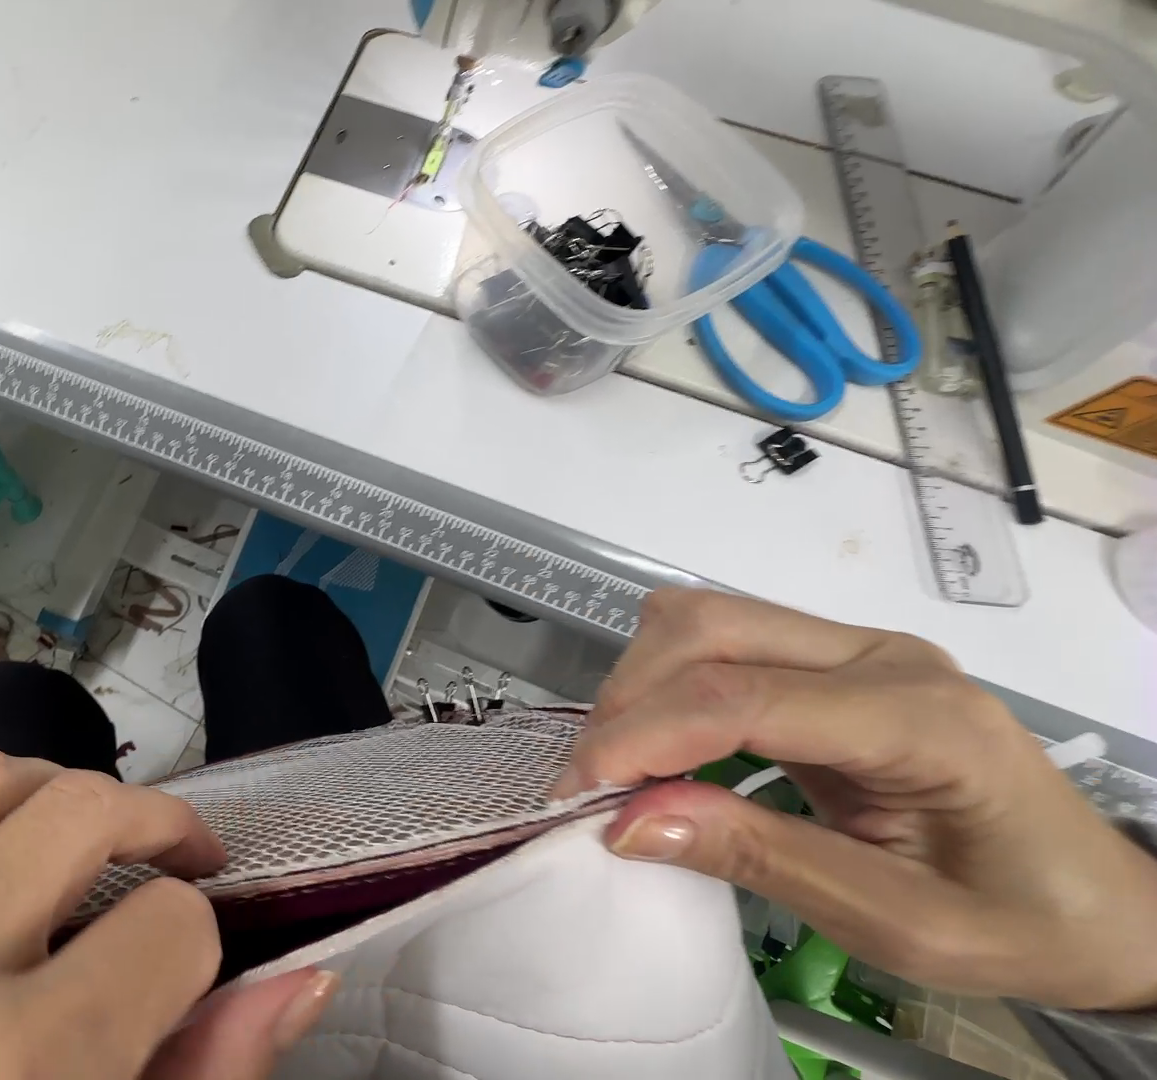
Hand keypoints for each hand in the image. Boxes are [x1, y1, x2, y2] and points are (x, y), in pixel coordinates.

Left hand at [0, 746, 338, 1078]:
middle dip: (154, 823)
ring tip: (73, 844)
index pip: (170, 929)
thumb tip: (305, 974)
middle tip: (172, 855)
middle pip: (81, 810)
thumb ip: (211, 1076)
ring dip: (49, 798)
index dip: (198, 943)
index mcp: (16, 1072)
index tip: (182, 970)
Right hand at [553, 588, 1156, 1009]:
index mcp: (923, 722)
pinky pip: (713, 637)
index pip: (743, 699)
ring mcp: (851, 645)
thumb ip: (762, 860)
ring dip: (637, 682)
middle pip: (709, 629)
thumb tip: (627, 822)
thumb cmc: (1018, 924)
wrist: (1096, 901)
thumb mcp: (903, 926)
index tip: (578, 791)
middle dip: (627, 699)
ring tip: (622, 759)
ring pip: (700, 617)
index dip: (644, 737)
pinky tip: (661, 738)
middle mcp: (880, 656)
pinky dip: (660, 679)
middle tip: (592, 778)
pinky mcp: (822, 654)